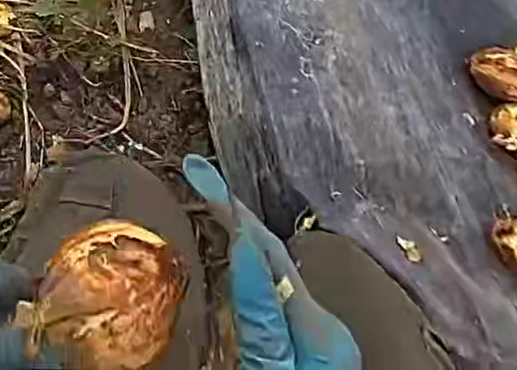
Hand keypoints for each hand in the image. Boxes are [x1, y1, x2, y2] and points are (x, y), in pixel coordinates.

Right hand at [182, 156, 359, 369]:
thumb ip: (261, 320)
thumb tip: (244, 246)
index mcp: (320, 332)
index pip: (267, 252)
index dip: (231, 210)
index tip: (198, 175)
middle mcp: (321, 325)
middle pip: (270, 252)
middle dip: (232, 208)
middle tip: (195, 171)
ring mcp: (313, 334)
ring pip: (270, 265)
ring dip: (237, 225)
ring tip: (207, 192)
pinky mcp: (300, 344)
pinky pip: (270, 287)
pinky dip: (245, 257)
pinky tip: (228, 243)